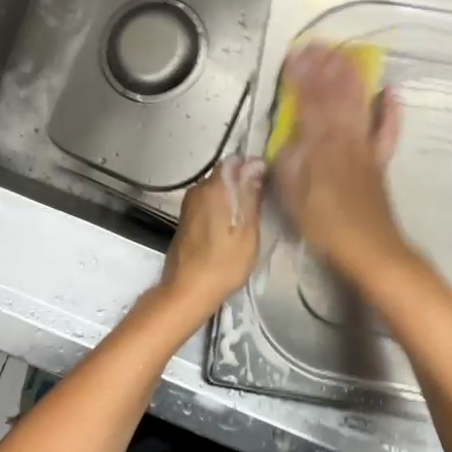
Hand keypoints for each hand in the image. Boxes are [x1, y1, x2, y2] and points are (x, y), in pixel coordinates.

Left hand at [158, 156, 265, 312]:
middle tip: (261, 205)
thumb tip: (256, 162)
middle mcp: (197, 190)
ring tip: (248, 219)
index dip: (252, 168)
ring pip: (215, 191)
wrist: (187, 290)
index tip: (267, 184)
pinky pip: (207, 204)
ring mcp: (188, 205)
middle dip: (242, 184)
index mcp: (214, 187)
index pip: (234, 161)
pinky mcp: (185, 219)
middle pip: (224, 175)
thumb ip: (250, 194)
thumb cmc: (224, 262)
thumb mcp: (247, 230)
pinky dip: (220, 210)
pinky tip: (230, 229)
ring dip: (231, 199)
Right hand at [271, 44, 411, 278]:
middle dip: (324, 68)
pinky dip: (389, 111)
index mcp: (318, 145)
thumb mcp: (291, 192)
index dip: (300, 76)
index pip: (307, 101)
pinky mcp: (378, 161)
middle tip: (317, 46)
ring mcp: (365, 148)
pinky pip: (386, 131)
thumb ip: (288, 159)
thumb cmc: (323, 224)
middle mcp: (344, 138)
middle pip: (334, 95)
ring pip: (358, 104)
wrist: (368, 249)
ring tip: (343, 55)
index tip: (293, 54)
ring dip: (350, 78)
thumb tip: (286, 136)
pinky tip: (389, 91)